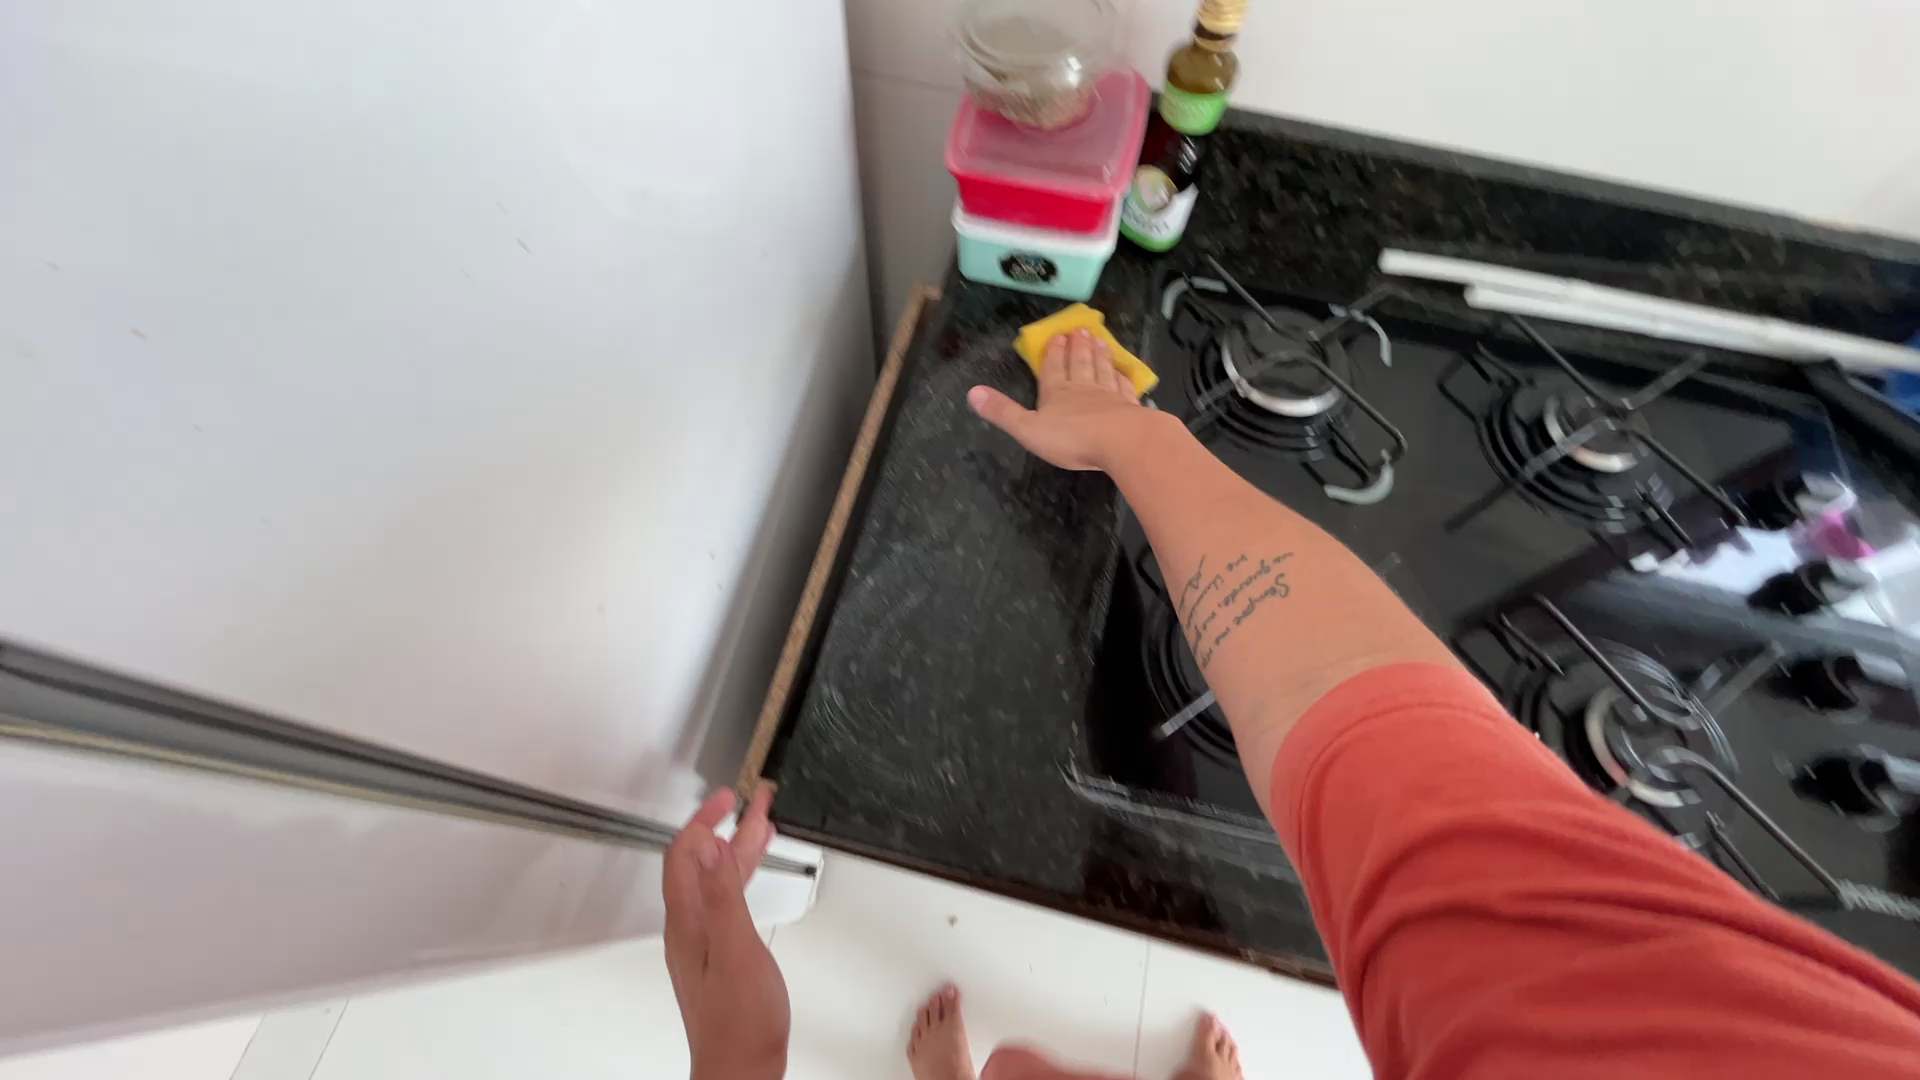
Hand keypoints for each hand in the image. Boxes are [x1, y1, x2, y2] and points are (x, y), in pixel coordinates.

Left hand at [663, 785, 788, 1079]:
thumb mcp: (736, 950)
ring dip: (738, 845)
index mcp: (688, 922)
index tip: (728, 797)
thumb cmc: (741, 1022)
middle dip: (725, 824)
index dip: (703, 820)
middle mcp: (691, 926)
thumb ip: (723, 897)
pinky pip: (729, 896)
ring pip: (719, 878)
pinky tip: (758, 866)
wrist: (743, 1070)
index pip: (685, 856)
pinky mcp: (722, 948)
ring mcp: (705, 938)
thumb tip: (709, 849)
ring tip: (763, 821)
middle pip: (703, 862)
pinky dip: (745, 871)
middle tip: (748, 799)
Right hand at [968, 328, 1155, 471]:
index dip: (1054, 353)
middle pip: (1080, 363)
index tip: (1057, 335)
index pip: (1053, 368)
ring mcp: (1109, 396)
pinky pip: (1125, 388)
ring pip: (1102, 371)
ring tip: (1100, 341)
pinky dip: (1123, 378)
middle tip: (1081, 330)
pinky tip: (1124, 373)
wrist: (1121, 441)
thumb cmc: (1072, 438)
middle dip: (1078, 347)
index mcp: (1056, 393)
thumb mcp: (1028, 429)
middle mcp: (1083, 388)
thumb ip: (1003, 412)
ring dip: (1100, 356)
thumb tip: (972, 392)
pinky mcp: (1129, 407)